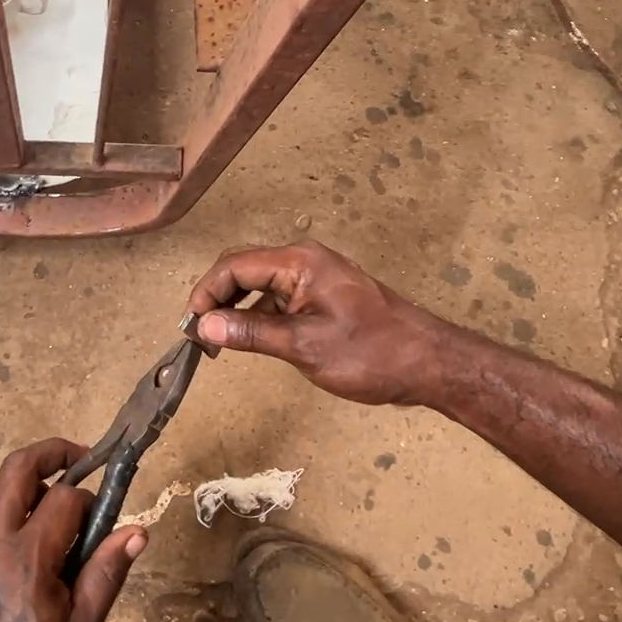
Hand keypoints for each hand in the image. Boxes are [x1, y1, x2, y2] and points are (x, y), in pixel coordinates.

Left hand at [0, 437, 146, 621]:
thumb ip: (104, 576)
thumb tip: (137, 533)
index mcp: (26, 562)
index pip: (64, 499)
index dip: (90, 502)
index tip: (106, 519)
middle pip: (17, 468)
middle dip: (51, 452)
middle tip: (82, 458)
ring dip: (28, 478)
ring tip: (59, 500)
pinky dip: (10, 503)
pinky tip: (33, 530)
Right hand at [184, 240, 451, 405]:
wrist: (431, 363)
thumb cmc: (371, 354)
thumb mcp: (304, 347)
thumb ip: (251, 334)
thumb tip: (204, 327)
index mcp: (298, 261)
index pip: (234, 265)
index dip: (206, 292)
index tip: (191, 325)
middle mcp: (303, 258)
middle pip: (242, 266)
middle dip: (216, 295)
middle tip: (200, 332)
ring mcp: (314, 273)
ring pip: (259, 279)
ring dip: (235, 303)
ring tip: (220, 336)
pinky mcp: (323, 291)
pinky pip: (277, 291)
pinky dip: (257, 309)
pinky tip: (252, 334)